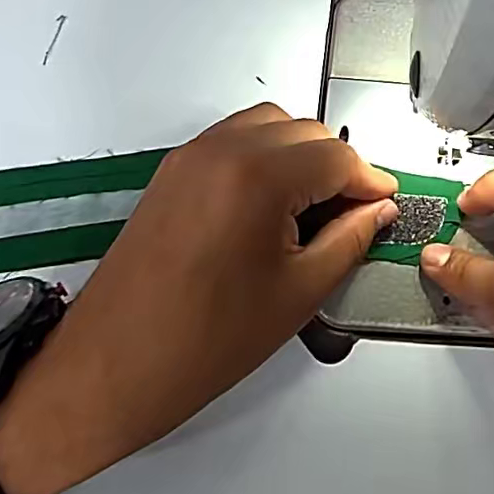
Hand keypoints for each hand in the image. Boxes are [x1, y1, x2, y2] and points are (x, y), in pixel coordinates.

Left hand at [0, 104, 398, 493]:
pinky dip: (266, 153)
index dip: (369, 180)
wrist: (109, 368)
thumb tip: (378, 210)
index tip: (384, 203)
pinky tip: (274, 199)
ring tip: (315, 203)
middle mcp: (222, 149)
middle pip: (306, 131)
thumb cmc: (202, 342)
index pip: (336, 156)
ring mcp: (192, 154)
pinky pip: (236, 137)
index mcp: (257, 177)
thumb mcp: (298, 293)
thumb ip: (350, 239)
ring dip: (302, 153)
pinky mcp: (174, 168)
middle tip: (354, 209)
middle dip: (339, 165)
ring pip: (271, 124)